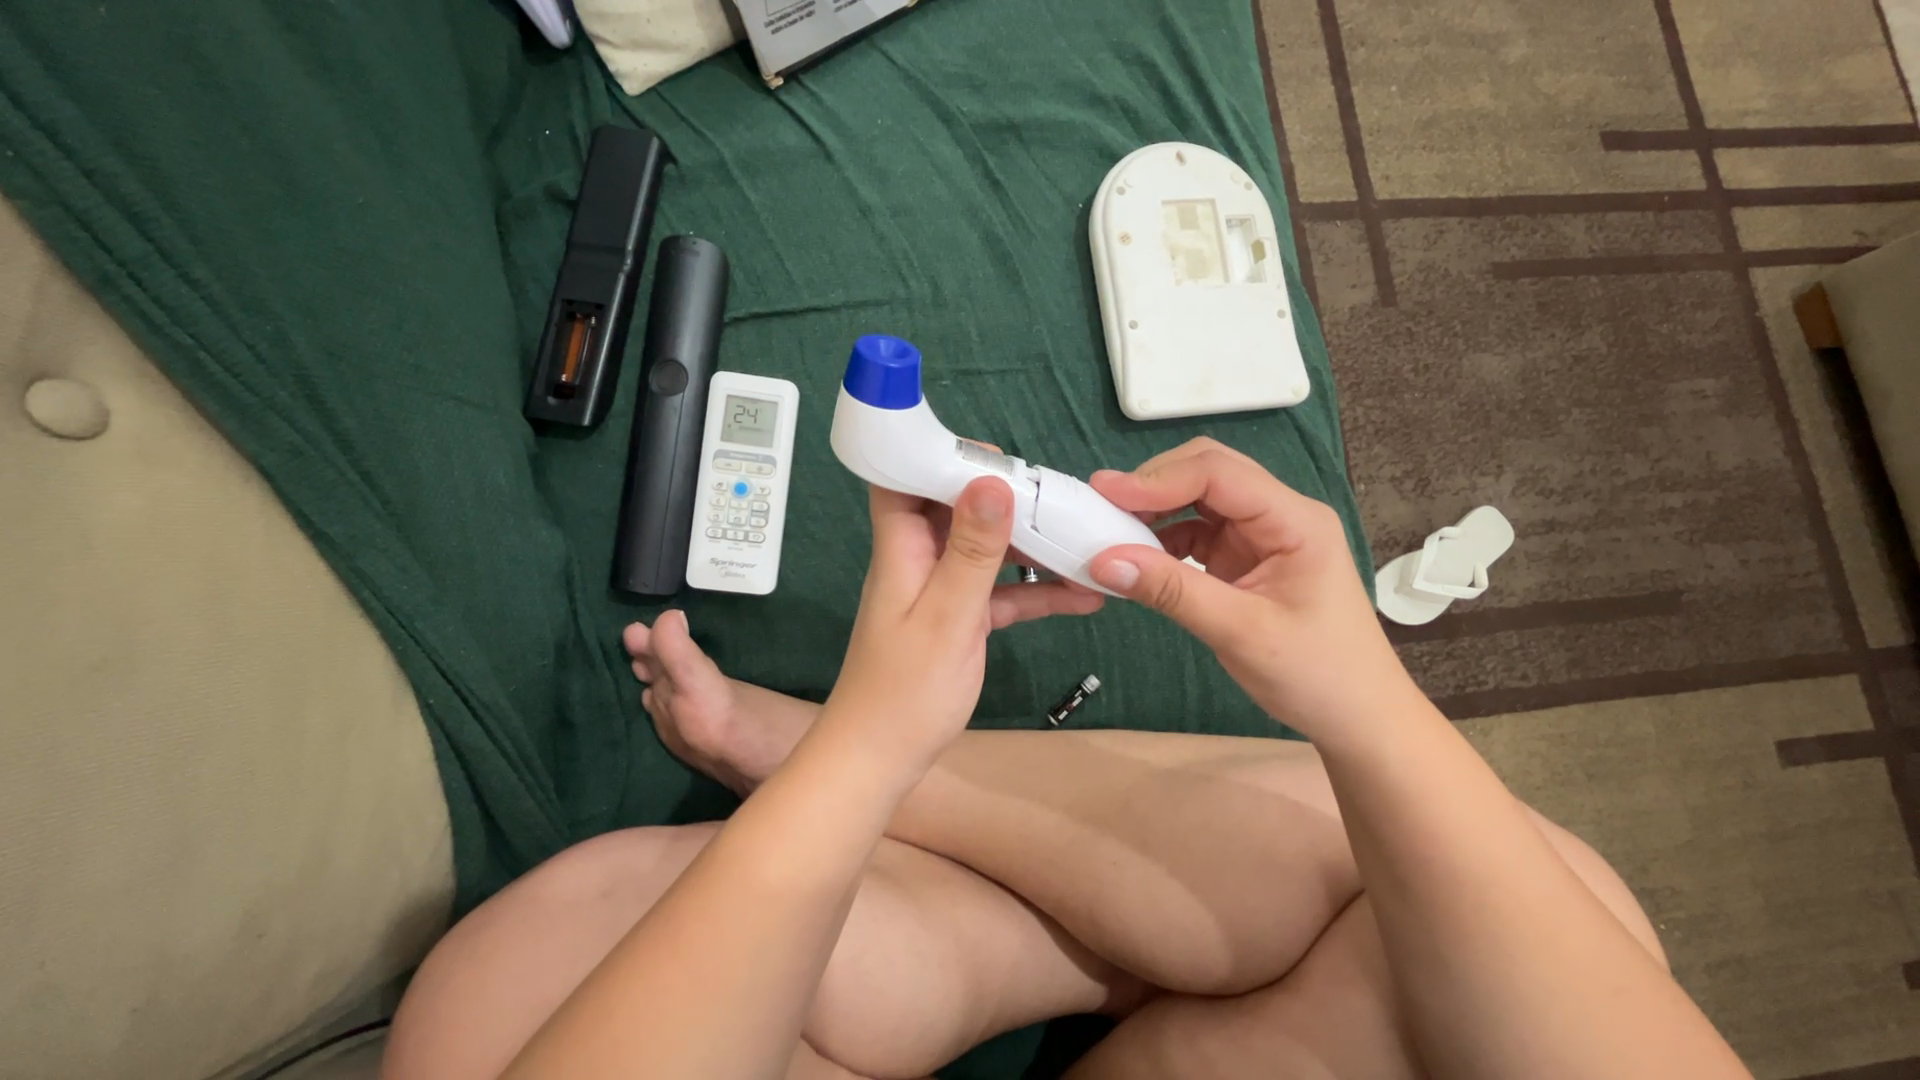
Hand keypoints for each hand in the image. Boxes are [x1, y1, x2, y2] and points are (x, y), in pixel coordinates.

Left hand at [823, 478, 1081, 771]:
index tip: (993, 455)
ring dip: (1030, 546)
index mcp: (902, 548)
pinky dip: (1035, 593)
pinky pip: (1000, 594)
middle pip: (956, 509)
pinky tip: (1083, 596)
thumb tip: (991, 481)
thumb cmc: (906, 689)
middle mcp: (919, 560)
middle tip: (1056, 496)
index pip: (903, 478)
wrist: (882, 759)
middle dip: (1004, 497)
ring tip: (1082, 539)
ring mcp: (941, 591)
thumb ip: (972, 551)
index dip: (937, 455)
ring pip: (986, 551)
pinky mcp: (960, 620)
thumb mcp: (947, 615)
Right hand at [1087, 438, 1413, 739]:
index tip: (1104, 493)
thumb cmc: (1315, 674)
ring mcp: (1260, 535)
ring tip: (1109, 529)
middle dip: (1153, 484)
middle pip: (1208, 472)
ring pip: (1197, 498)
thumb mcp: (1240, 632)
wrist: (1355, 716)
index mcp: (1294, 520)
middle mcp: (1278, 515)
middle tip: (1101, 506)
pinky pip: (1195, 532)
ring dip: (1154, 509)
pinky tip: (1136, 556)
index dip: (1158, 479)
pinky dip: (1162, 539)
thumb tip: (1102, 560)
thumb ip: (1172, 591)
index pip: (1219, 473)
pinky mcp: (1244, 557)